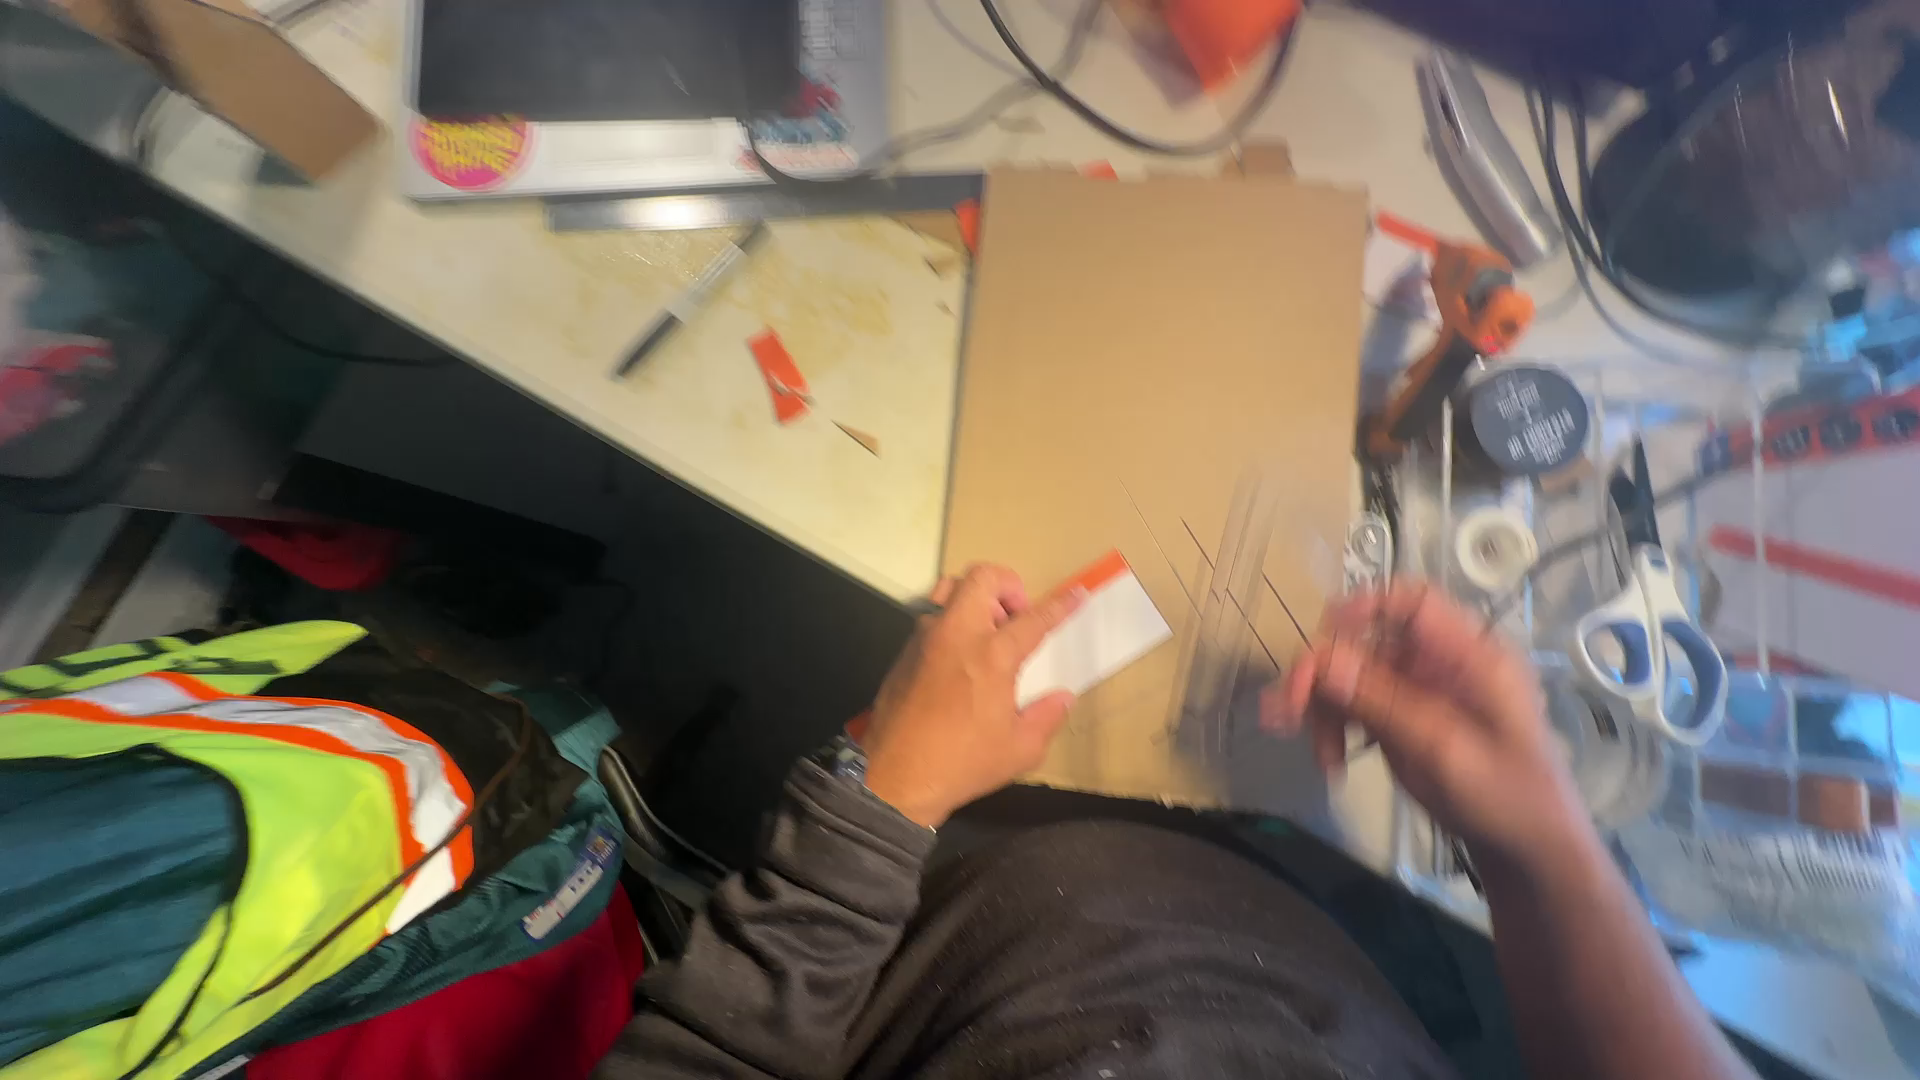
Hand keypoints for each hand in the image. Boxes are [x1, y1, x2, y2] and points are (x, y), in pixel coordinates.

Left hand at [860, 564, 1085, 827]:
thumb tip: (1062, 696)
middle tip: (1017, 618)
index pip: (1034, 618)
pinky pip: (932, 618)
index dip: (1060, 604)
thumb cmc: (962, 763)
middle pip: (982, 577)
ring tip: (988, 633)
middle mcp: (956, 634)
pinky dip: (953, 623)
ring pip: (950, 589)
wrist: (893, 777)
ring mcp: (925, 638)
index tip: (1076, 593)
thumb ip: (1046, 716)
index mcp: (991, 655)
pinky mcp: (905, 651)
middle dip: (1008, 586)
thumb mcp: (1019, 749)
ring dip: (975, 599)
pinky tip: (960, 660)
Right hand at [1261, 582, 1588, 865]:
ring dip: (1317, 707)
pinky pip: (1345, 704)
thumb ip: (1384, 701)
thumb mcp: (1446, 748)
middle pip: (1361, 641)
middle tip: (1288, 707)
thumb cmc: (1507, 797)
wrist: (1523, 852)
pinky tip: (1328, 760)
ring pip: (1343, 674)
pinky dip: (1328, 727)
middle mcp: (1434, 662)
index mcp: (1467, 656)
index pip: (1412, 603)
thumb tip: (1323, 659)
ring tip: (1313, 751)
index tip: (1325, 637)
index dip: (1365, 607)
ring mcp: (1411, 689)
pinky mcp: (1392, 715)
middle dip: (1320, 672)